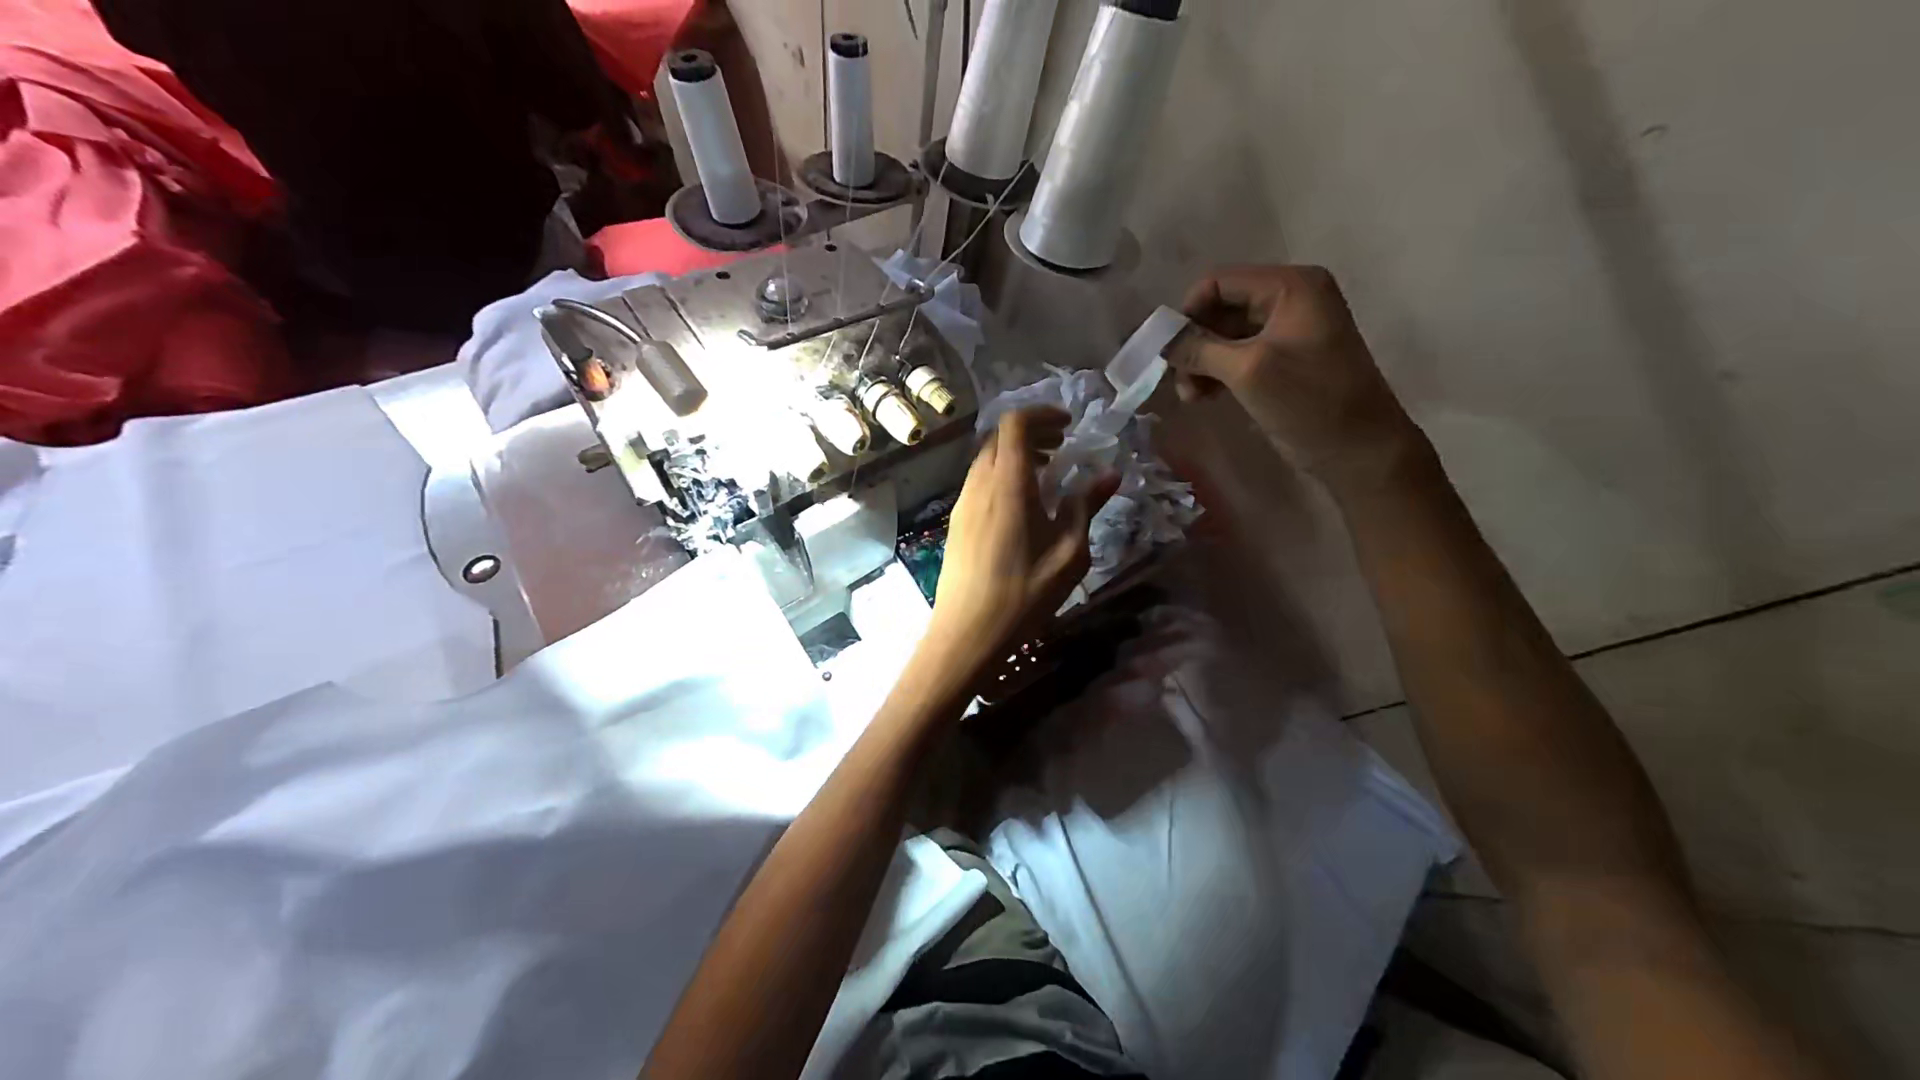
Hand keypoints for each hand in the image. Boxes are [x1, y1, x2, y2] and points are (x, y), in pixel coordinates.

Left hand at [928, 407, 1119, 675]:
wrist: (967, 633)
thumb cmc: (1024, 594)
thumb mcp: (1069, 553)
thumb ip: (1086, 507)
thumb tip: (1110, 475)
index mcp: (1008, 484)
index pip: (1015, 424)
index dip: (1042, 414)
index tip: (1068, 426)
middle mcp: (979, 485)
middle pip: (999, 438)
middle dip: (1032, 432)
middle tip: (1062, 447)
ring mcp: (963, 504)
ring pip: (986, 460)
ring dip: (1016, 456)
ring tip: (1046, 476)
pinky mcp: (956, 523)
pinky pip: (979, 483)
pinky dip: (1002, 476)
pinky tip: (1022, 506)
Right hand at [1170, 265, 1426, 494]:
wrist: (1358, 450)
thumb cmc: (1308, 401)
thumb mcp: (1247, 371)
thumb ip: (1199, 350)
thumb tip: (1161, 341)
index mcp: (1290, 286)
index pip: (1219, 282)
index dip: (1188, 313)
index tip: (1168, 352)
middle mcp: (1291, 298)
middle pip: (1221, 309)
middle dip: (1194, 343)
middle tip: (1178, 381)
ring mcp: (1289, 330)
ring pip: (1226, 335)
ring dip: (1202, 363)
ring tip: (1191, 397)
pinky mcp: (1284, 359)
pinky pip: (1239, 354)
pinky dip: (1217, 373)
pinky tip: (1206, 397)